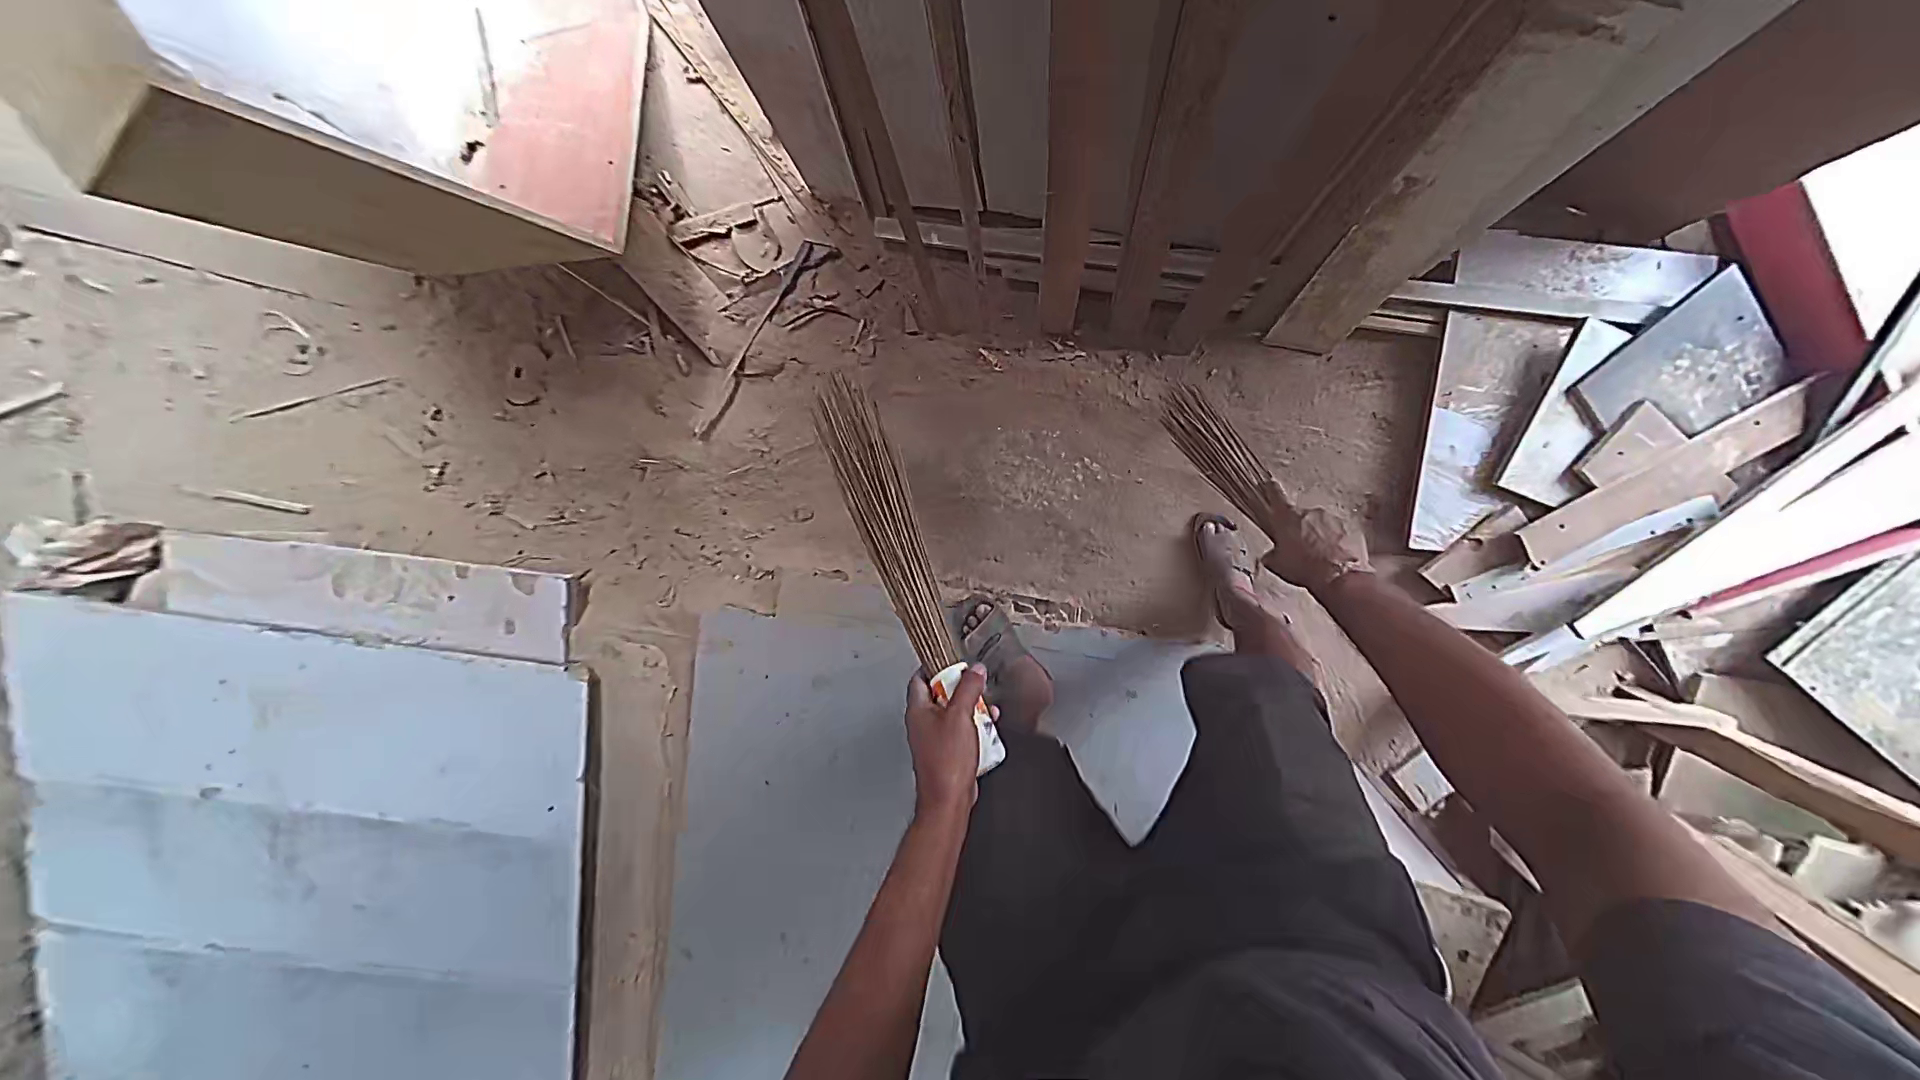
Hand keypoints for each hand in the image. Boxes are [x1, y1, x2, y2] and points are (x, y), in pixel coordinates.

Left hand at [904, 664, 987, 817]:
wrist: (949, 799)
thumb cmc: (946, 762)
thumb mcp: (961, 715)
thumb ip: (968, 689)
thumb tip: (975, 671)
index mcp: (918, 710)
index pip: (920, 678)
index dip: (935, 667)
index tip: (953, 663)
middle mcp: (923, 723)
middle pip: (940, 694)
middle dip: (960, 689)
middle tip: (974, 687)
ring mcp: (934, 738)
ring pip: (953, 713)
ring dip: (971, 709)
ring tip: (984, 711)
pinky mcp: (947, 751)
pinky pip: (961, 732)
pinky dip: (974, 728)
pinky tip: (986, 731)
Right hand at [1255, 479, 1371, 591]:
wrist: (1339, 577)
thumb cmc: (1305, 568)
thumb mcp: (1277, 564)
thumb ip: (1272, 554)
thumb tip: (1270, 555)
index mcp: (1287, 517)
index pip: (1276, 495)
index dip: (1271, 490)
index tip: (1270, 485)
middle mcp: (1310, 512)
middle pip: (1301, 514)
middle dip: (1300, 526)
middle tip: (1298, 545)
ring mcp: (1333, 519)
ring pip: (1322, 524)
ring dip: (1319, 534)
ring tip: (1318, 556)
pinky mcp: (1351, 529)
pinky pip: (1340, 532)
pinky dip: (1336, 541)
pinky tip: (1333, 557)